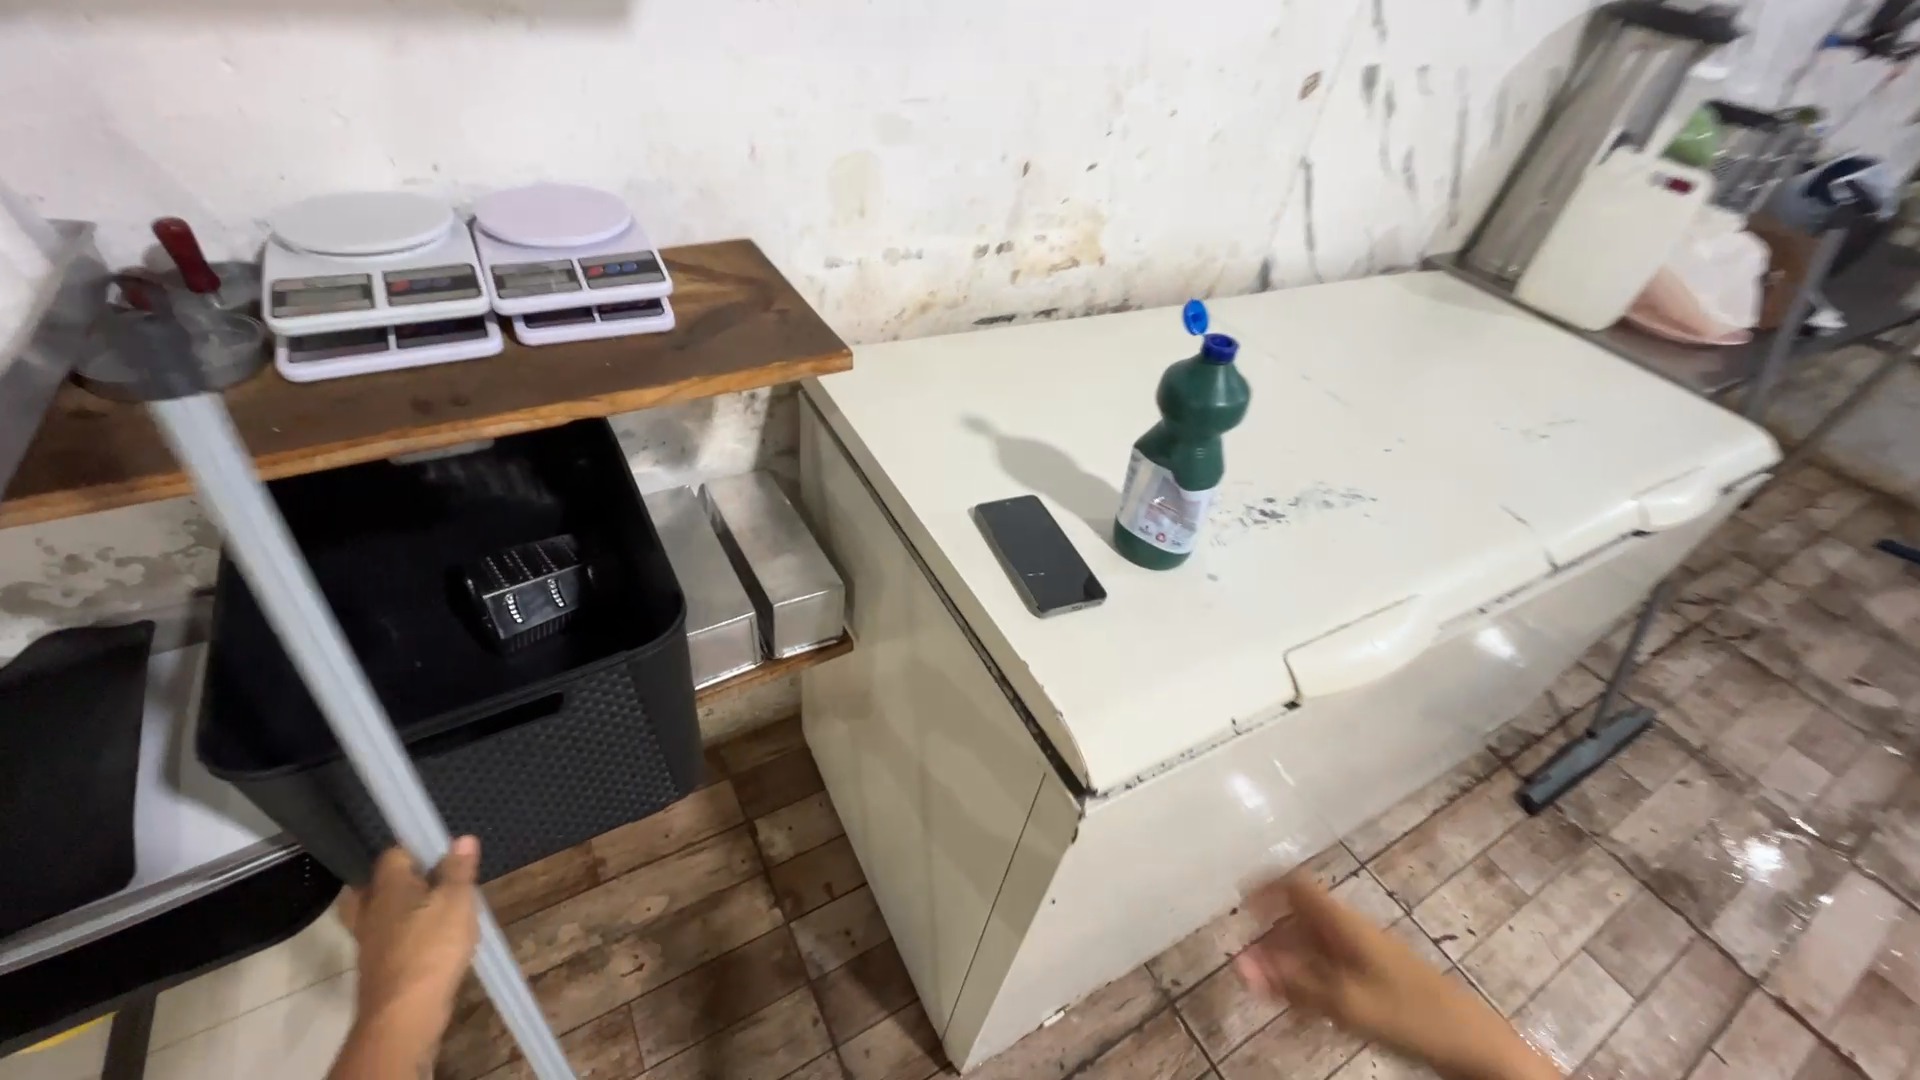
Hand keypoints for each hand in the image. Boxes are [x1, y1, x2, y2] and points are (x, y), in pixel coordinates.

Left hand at [334, 838, 481, 1071]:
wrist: (404, 1013)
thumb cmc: (432, 947)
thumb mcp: (457, 901)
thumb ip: (459, 870)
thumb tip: (461, 838)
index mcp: (387, 888)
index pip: (394, 853)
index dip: (418, 847)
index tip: (444, 852)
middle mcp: (371, 910)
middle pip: (377, 884)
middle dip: (402, 879)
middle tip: (432, 877)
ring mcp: (370, 940)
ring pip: (381, 911)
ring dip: (404, 906)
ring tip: (437, 906)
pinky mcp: (378, 964)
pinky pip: (389, 935)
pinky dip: (406, 931)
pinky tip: (432, 936)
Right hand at [1233, 873, 1558, 1079]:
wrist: (1479, 1047)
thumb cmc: (1412, 1014)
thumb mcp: (1345, 1002)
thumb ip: (1291, 984)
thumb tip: (1239, 965)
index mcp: (1343, 922)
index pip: (1296, 883)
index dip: (1265, 883)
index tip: (1239, 898)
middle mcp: (1352, 929)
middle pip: (1302, 915)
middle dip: (1271, 932)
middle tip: (1247, 957)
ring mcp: (1368, 954)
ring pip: (1316, 944)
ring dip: (1289, 959)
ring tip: (1269, 987)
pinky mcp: (1380, 979)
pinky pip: (1332, 968)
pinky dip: (1311, 980)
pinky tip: (1305, 1008)